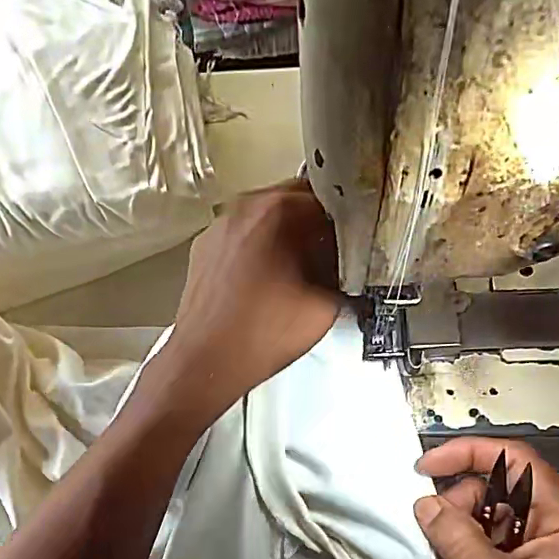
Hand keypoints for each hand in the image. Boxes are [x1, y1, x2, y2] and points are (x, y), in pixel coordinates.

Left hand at [154, 179, 342, 422]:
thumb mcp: (324, 306)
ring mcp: (219, 230)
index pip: (328, 196)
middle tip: (333, 259)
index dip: (347, 221)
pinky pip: (242, 241)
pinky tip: (270, 286)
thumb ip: (345, 276)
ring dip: (287, 239)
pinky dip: (259, 254)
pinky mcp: (205, 251)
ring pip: (266, 221)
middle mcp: (242, 210)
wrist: (206, 363)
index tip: (353, 241)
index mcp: (275, 209)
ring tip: (300, 275)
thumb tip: (349, 271)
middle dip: (316, 228)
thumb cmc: (255, 337)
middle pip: (293, 203)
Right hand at [412, 438, 558, 558]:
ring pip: (486, 507)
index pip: (518, 461)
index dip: (470, 454)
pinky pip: (482, 532)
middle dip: (460, 498)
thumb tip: (424, 504)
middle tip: (433, 526)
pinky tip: (448, 557)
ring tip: (441, 548)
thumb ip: (459, 539)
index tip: (427, 466)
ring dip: (456, 520)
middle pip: (498, 483)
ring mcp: (535, 542)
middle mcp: (554, 523)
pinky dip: (459, 539)